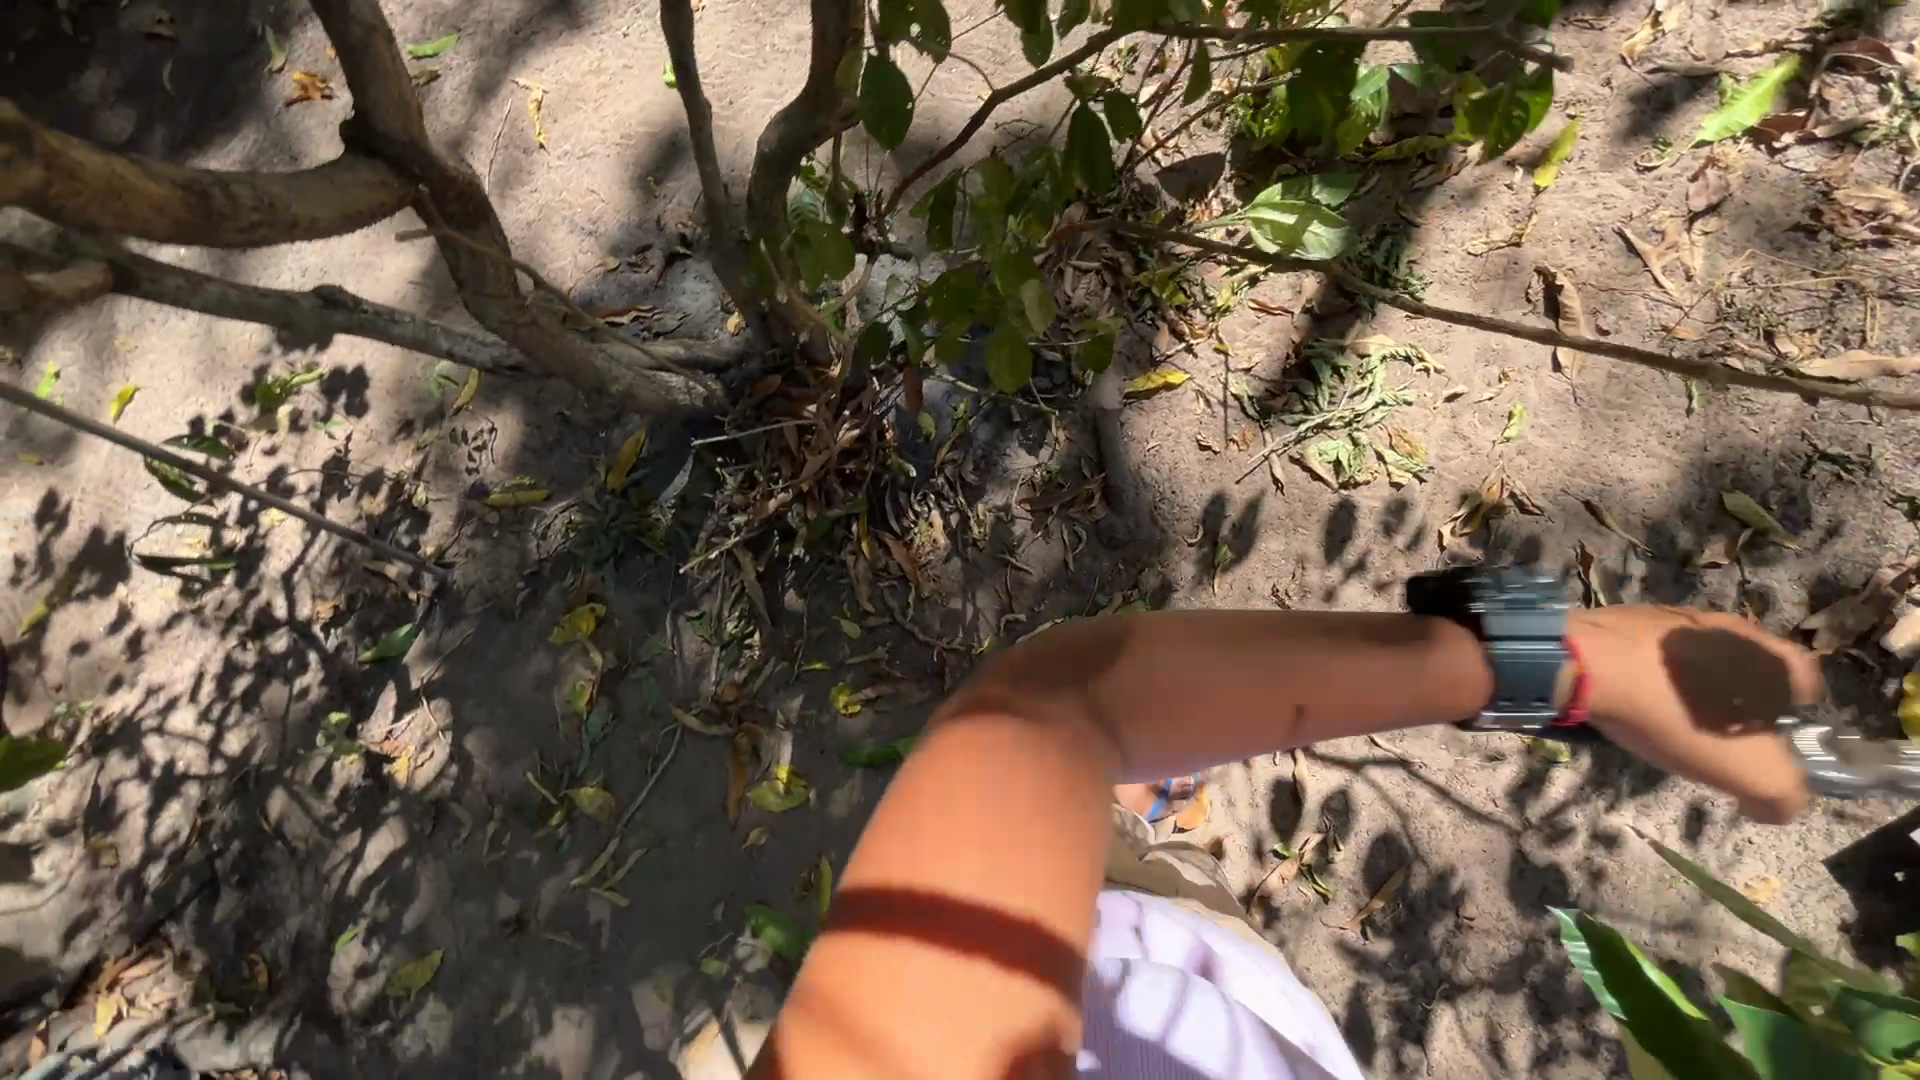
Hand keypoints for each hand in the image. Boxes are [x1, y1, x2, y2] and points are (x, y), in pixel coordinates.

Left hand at [1569, 605, 1822, 823]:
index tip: (1758, 736)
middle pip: (1743, 668)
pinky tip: (1622, 691)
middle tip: (1706, 728)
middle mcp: (1727, 626)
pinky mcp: (1622, 615)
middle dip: (1732, 698)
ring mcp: (1671, 616)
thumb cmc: (1676, 714)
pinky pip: (1642, 649)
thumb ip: (1780, 795)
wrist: (1584, 664)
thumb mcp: (1750, 773)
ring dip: (1681, 684)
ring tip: (1658, 712)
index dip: (1785, 714)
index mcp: (1772, 655)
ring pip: (1690, 657)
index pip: (1803, 685)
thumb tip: (1770, 807)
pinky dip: (1638, 669)